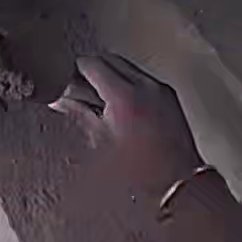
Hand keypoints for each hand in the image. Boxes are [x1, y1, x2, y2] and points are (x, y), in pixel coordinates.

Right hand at [51, 55, 203, 183]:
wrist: (178, 182)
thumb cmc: (141, 170)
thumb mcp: (101, 141)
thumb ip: (80, 113)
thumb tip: (62, 100)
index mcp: (124, 95)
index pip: (92, 64)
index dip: (75, 69)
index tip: (68, 79)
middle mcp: (144, 86)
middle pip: (109, 58)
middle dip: (92, 68)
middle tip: (80, 85)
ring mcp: (159, 88)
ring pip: (126, 64)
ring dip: (110, 72)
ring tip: (100, 95)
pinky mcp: (168, 94)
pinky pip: (141, 76)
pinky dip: (127, 80)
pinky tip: (120, 101)